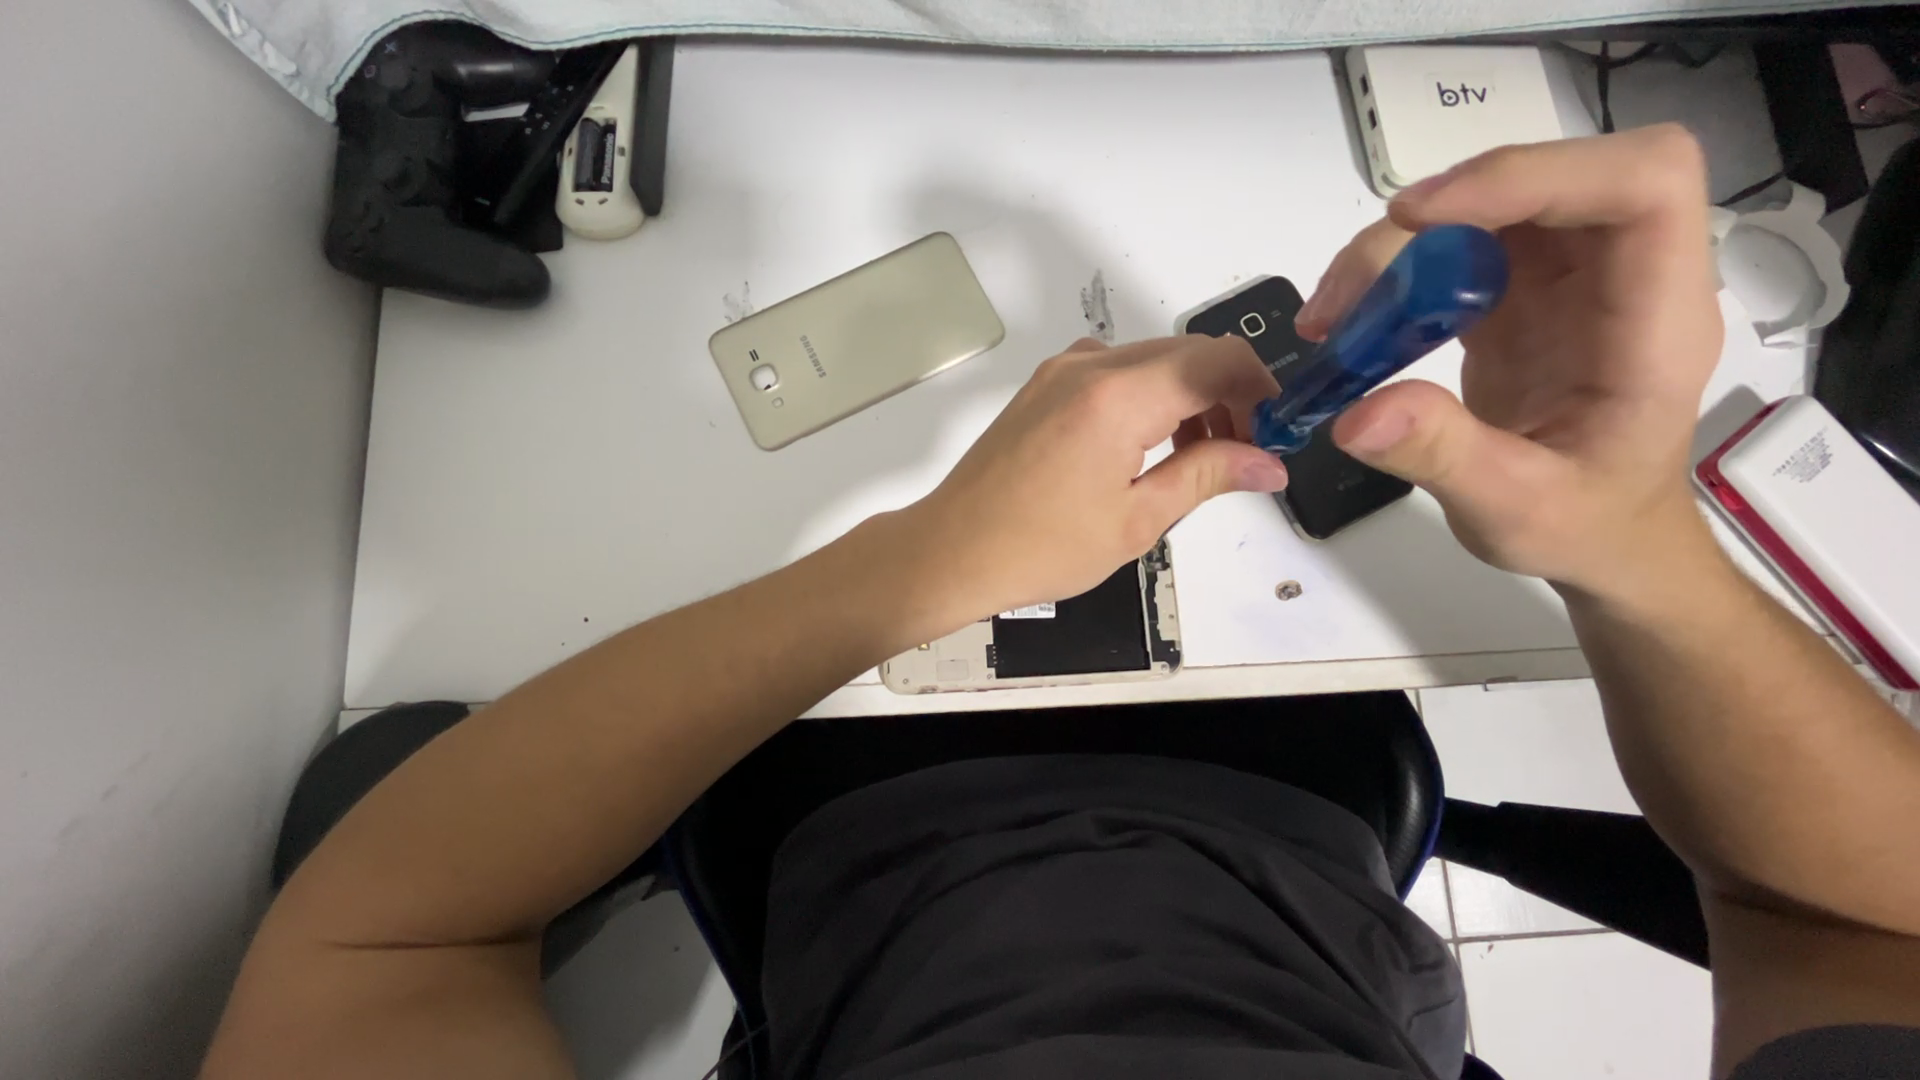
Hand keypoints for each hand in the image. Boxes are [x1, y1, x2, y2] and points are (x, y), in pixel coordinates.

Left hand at [902, 335, 1285, 623]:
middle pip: (1187, 354)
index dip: (1259, 389)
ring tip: (1196, 459)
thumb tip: (1267, 463)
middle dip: (1227, 395)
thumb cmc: (1039, 546)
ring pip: (1151, 361)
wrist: (953, 549)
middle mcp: (1089, 367)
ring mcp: (1060, 372)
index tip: (1273, 431)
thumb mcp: (1137, 520)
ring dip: (1186, 397)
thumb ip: (1208, 476)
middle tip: (1241, 453)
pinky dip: (1146, 398)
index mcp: (1118, 397)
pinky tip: (1148, 447)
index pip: (1217, 360)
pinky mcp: (1043, 387)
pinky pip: (1114, 373)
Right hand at [1297, 125, 1725, 596]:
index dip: (1530, 178)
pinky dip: (1394, 276)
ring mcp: (1566, 285)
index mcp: (1652, 321)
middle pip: (1549, 183)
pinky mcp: (1518, 300)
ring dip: (1399, 249)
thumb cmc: (1585, 526)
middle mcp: (1617, 281)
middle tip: (1350, 289)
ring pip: (1489, 212)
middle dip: (1441, 214)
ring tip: (1331, 317)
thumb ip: (1442, 457)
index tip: (1418, 220)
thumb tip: (1354, 415)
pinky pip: (1456, 253)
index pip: (1638, 185)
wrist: (1600, 538)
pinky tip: (1351, 324)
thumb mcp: (1514, 509)